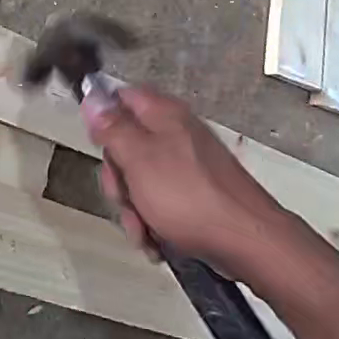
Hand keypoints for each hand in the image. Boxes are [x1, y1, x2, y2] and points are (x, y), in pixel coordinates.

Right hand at [82, 86, 296, 284]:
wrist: (245, 240)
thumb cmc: (189, 196)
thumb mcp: (139, 159)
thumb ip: (113, 127)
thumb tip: (93, 97)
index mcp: (163, 115)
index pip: (122, 98)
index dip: (104, 121)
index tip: (101, 149)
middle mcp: (176, 133)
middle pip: (127, 145)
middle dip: (119, 180)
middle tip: (126, 198)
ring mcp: (187, 164)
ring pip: (141, 180)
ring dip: (135, 209)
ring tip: (145, 230)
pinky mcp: (195, 193)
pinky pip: (161, 202)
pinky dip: (154, 222)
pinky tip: (158, 241)